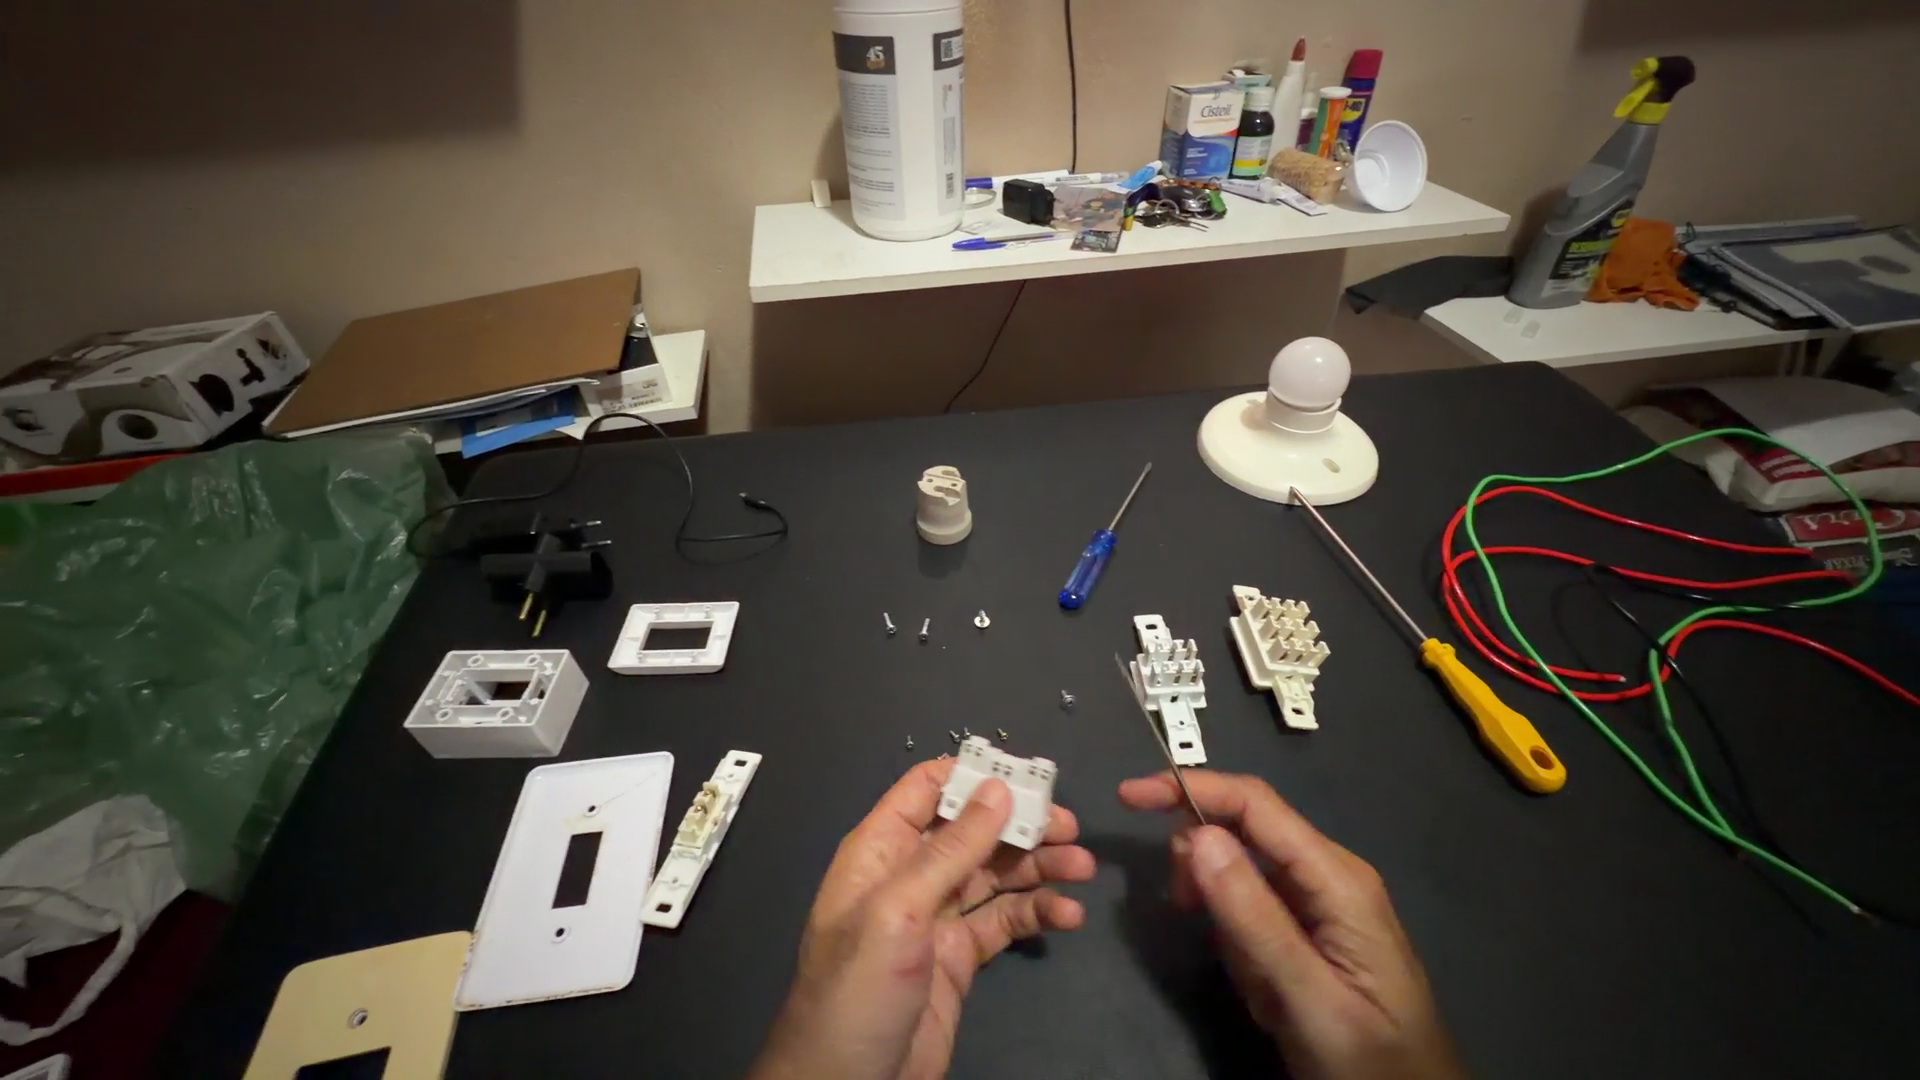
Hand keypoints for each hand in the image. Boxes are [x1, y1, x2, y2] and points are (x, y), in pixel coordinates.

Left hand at [750, 759, 1094, 1079]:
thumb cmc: (858, 987)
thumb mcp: (899, 910)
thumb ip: (951, 849)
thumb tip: (998, 787)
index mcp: (882, 848)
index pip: (928, 789)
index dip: (973, 776)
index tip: (1025, 776)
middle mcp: (911, 872)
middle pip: (972, 829)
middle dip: (1020, 823)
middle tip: (1069, 827)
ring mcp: (938, 915)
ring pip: (995, 872)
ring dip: (1039, 867)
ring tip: (1082, 868)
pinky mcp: (961, 956)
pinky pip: (1005, 920)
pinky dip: (1037, 913)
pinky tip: (1068, 915)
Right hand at [1119, 771, 1464, 1079]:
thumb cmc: (1371, 1061)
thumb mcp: (1308, 999)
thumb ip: (1254, 918)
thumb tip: (1196, 834)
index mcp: (1336, 877)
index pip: (1253, 802)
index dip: (1189, 787)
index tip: (1129, 796)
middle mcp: (1327, 872)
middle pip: (1241, 828)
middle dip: (1203, 865)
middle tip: (1186, 911)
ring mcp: (1318, 897)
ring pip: (1238, 871)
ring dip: (1223, 917)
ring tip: (1250, 978)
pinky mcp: (1307, 923)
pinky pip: (1250, 906)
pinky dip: (1236, 938)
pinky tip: (1261, 985)